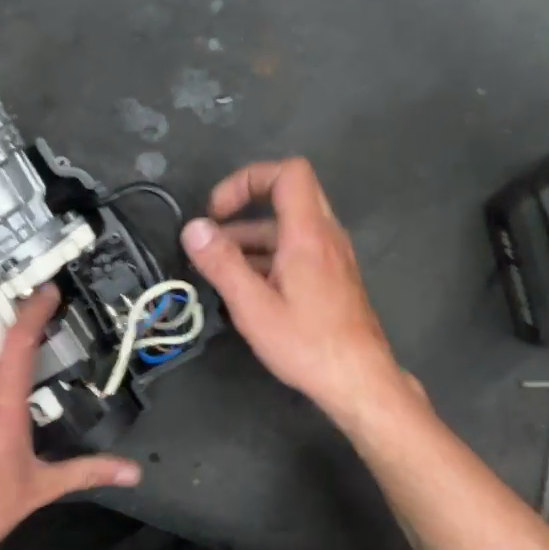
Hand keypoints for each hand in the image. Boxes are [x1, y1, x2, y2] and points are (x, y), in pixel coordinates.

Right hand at [180, 158, 416, 428]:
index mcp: (308, 234)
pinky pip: (295, 250)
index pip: (288, 173)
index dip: (247, 180)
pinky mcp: (330, 276)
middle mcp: (325, 235)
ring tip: (215, 270)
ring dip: (249, 239)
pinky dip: (265, 257)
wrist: (355, 375)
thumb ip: (222, 264)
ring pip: (288, 228)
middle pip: (287, 196)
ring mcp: (331, 255)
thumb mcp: (252, 305)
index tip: (216, 214)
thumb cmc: (304, 342)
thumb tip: (193, 228)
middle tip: (211, 239)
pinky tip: (243, 289)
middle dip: (244, 209)